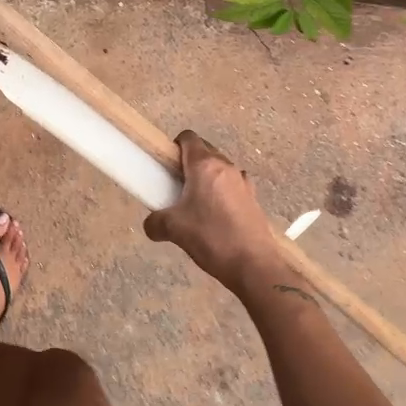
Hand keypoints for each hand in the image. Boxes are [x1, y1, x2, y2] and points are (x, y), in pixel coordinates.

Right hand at [144, 131, 286, 291]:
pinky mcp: (254, 201)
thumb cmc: (211, 238)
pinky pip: (234, 187)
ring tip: (199, 204)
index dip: (174, 147)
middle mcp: (226, 167)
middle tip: (178, 186)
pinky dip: (223, 194)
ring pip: (221, 169)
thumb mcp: (174, 230)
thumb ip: (156, 222)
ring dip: (208, 178)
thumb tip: (150, 225)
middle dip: (190, 163)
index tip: (167, 166)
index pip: (188, 138)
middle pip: (205, 151)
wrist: (255, 267)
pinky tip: (218, 218)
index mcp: (204, 165)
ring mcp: (243, 184)